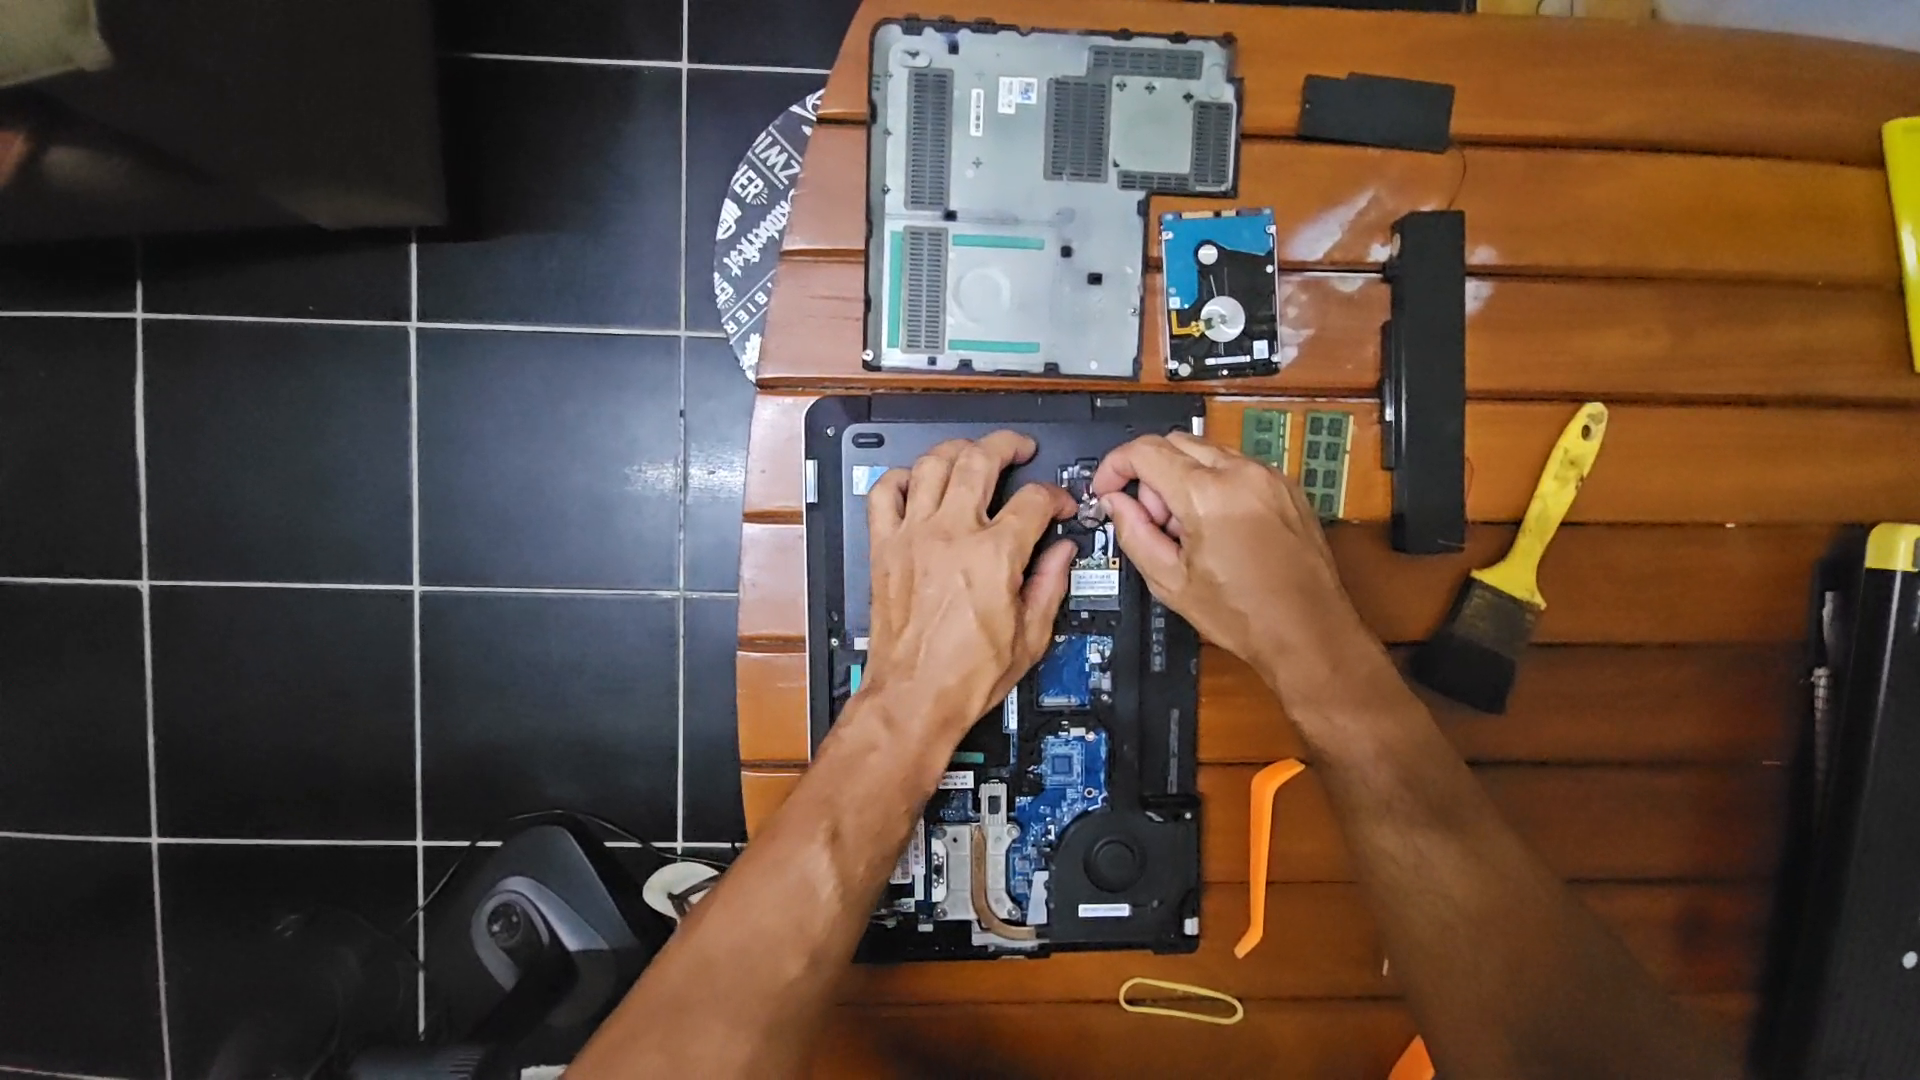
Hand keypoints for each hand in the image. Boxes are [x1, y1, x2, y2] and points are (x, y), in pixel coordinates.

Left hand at [863, 432, 1078, 739]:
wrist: (915, 695)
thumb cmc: (965, 674)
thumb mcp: (1030, 636)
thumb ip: (1051, 584)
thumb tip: (1063, 554)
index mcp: (994, 555)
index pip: (1034, 500)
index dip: (1055, 497)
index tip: (1059, 506)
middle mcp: (952, 535)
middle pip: (980, 460)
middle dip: (1007, 446)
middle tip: (1019, 449)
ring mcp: (914, 537)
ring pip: (932, 464)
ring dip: (957, 450)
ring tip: (972, 453)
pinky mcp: (885, 548)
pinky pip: (885, 494)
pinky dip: (901, 479)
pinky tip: (916, 481)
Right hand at [1091, 432, 1386, 715]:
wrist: (1308, 632)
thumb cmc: (1248, 616)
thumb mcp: (1169, 581)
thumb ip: (1133, 533)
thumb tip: (1116, 504)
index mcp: (1208, 495)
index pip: (1144, 451)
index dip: (1114, 467)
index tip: (1107, 487)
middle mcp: (1242, 475)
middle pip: (1173, 443)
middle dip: (1149, 475)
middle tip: (1149, 519)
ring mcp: (1268, 477)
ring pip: (1204, 452)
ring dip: (1180, 479)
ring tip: (1185, 530)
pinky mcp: (1285, 487)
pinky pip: (1234, 467)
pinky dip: (1212, 484)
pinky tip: (1215, 527)